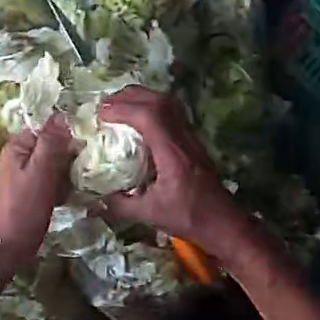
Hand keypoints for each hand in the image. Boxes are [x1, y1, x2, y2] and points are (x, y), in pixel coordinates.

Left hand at [0, 114, 73, 270]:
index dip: (70, 134)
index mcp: (20, 145)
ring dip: (71, 173)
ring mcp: (29, 175)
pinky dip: (65, 187)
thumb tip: (62, 114)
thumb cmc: (22, 208)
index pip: (50, 127)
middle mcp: (23, 156)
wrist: (6, 247)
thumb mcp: (39, 171)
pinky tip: (73, 196)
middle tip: (85, 169)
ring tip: (80, 184)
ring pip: (59, 164)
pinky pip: (56, 181)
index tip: (89, 144)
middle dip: (72, 156)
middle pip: (56, 145)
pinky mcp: (36, 192)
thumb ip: (51, 143)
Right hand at [98, 87, 251, 256]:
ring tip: (118, 106)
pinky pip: (172, 112)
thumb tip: (95, 195)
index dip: (123, 108)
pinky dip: (152, 107)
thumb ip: (120, 204)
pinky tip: (138, 119)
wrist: (223, 222)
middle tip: (104, 106)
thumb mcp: (149, 215)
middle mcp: (184, 139)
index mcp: (173, 155)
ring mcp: (191, 137)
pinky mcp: (193, 141)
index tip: (100, 114)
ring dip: (142, 98)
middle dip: (129, 97)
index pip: (150, 117)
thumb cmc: (189, 218)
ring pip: (168, 103)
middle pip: (159, 102)